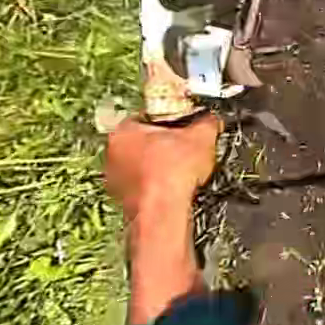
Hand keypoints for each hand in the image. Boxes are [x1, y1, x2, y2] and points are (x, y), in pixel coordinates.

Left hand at [103, 113, 221, 221]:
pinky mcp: (123, 197)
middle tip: (188, 144)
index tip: (187, 125)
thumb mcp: (203, 135)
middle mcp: (112, 153)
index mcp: (124, 131)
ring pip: (144, 162)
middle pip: (145, 139)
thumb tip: (211, 119)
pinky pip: (144, 181)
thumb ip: (207, 121)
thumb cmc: (173, 171)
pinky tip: (176, 183)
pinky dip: (159, 181)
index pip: (150, 115)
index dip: (174, 119)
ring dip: (162, 162)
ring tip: (185, 166)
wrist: (164, 209)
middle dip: (167, 141)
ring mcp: (115, 177)